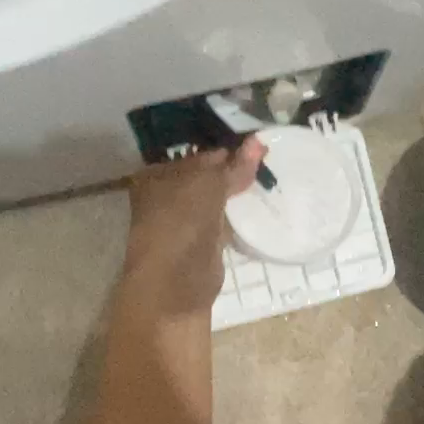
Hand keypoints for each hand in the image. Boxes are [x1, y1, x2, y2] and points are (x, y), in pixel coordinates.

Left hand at [123, 138, 266, 308]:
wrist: (175, 283)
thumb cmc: (182, 222)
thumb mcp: (209, 185)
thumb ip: (234, 166)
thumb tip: (258, 141)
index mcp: (156, 174)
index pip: (194, 152)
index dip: (222, 145)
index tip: (252, 139)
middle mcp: (165, 194)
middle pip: (203, 174)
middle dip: (230, 166)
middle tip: (264, 153)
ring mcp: (182, 220)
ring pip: (213, 196)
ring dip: (234, 188)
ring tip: (266, 171)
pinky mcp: (200, 242)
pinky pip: (221, 217)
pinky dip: (235, 210)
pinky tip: (255, 200)